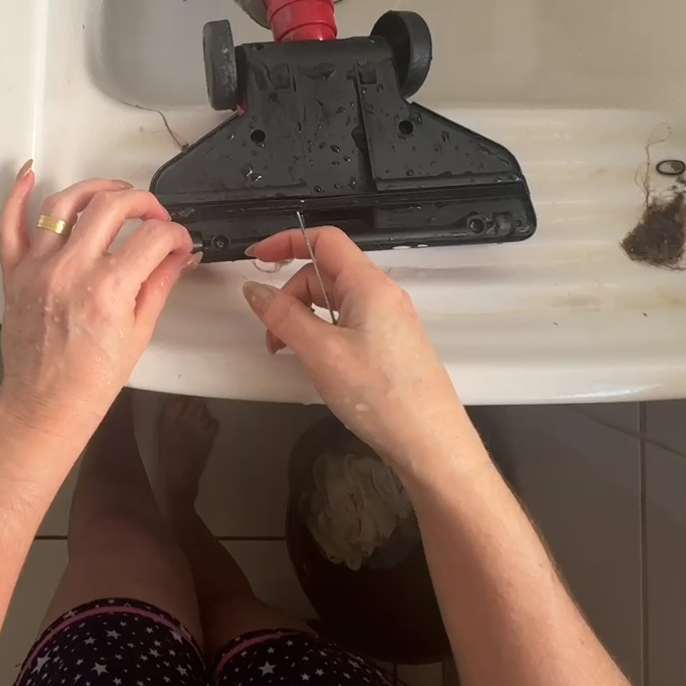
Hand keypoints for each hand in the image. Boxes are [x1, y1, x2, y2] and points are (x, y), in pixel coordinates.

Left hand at [0, 164, 196, 442]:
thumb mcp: (140, 332)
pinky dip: (16, 195)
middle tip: (153, 213)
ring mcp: (39, 268)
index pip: (153, 237)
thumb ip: (160, 282)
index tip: (177, 241)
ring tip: (113, 193)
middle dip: (142, 201)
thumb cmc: (92, 379)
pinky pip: (9, 225)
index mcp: (109, 289)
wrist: (46, 404)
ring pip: (64, 204)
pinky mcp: (16, 272)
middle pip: (112, 207)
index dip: (175, 233)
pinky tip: (29, 174)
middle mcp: (72, 270)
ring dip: (94, 188)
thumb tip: (179, 253)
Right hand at [241, 228, 471, 470]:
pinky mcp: (387, 345)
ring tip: (289, 352)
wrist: (431, 445)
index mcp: (369, 286)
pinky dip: (319, 334)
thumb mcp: (321, 352)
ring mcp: (386, 321)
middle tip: (272, 331)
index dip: (286, 241)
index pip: (324, 240)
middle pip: (322, 274)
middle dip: (289, 296)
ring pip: (331, 301)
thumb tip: (255, 290)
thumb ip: (283, 316)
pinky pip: (344, 323)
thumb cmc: (385, 397)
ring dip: (302, 319)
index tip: (257, 257)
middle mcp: (381, 296)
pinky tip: (314, 361)